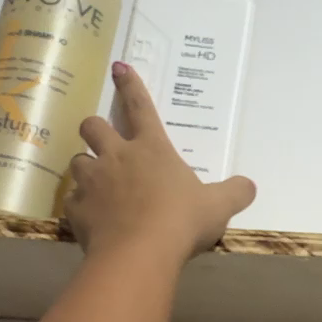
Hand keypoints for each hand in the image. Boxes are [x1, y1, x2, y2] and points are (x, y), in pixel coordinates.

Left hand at [66, 62, 256, 265]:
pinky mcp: (76, 209)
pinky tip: (92, 218)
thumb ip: (235, 193)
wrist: (139, 254)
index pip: (141, 106)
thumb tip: (250, 185)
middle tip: (103, 142)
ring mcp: (92, 181)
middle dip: (95, 128)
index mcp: (152, 148)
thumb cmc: (182, 221)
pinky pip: (72, 201)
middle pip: (92, 125)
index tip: (119, 67)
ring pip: (76, 161)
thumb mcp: (218, 207)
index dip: (131, 85)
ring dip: (86, 168)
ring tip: (97, 185)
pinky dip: (80, 206)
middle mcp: (117, 156)